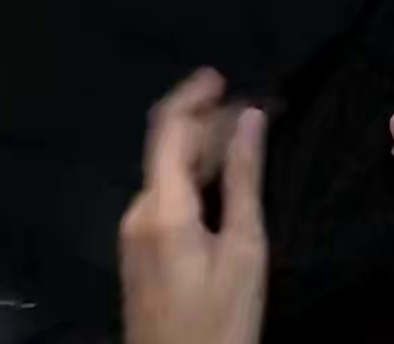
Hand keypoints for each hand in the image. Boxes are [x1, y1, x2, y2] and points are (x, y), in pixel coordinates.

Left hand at [120, 68, 266, 343]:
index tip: (223, 75)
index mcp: (162, 208)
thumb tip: (251, 114)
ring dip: (206, 143)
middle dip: (211, 118)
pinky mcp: (143, 246)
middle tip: (257, 108)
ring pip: (171, 165)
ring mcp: (136, 231)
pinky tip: (227, 167)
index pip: (168, 129)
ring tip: (249, 130)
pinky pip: (169, 188)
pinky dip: (197, 168)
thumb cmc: (220, 320)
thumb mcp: (243, 247)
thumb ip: (243, 175)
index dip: (192, 95)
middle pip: (171, 145)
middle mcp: (140, 212)